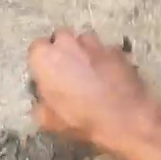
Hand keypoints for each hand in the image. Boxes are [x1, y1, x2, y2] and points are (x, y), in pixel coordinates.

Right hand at [27, 28, 160, 152]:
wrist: (124, 118)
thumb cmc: (80, 119)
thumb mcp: (48, 121)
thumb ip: (40, 104)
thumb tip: (43, 100)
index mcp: (45, 57)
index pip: (36, 49)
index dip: (41, 62)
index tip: (47, 76)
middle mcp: (68, 43)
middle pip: (61, 38)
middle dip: (62, 50)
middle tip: (67, 72)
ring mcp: (95, 44)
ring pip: (84, 41)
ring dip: (84, 52)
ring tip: (89, 72)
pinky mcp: (117, 50)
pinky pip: (106, 51)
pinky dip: (105, 59)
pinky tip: (109, 76)